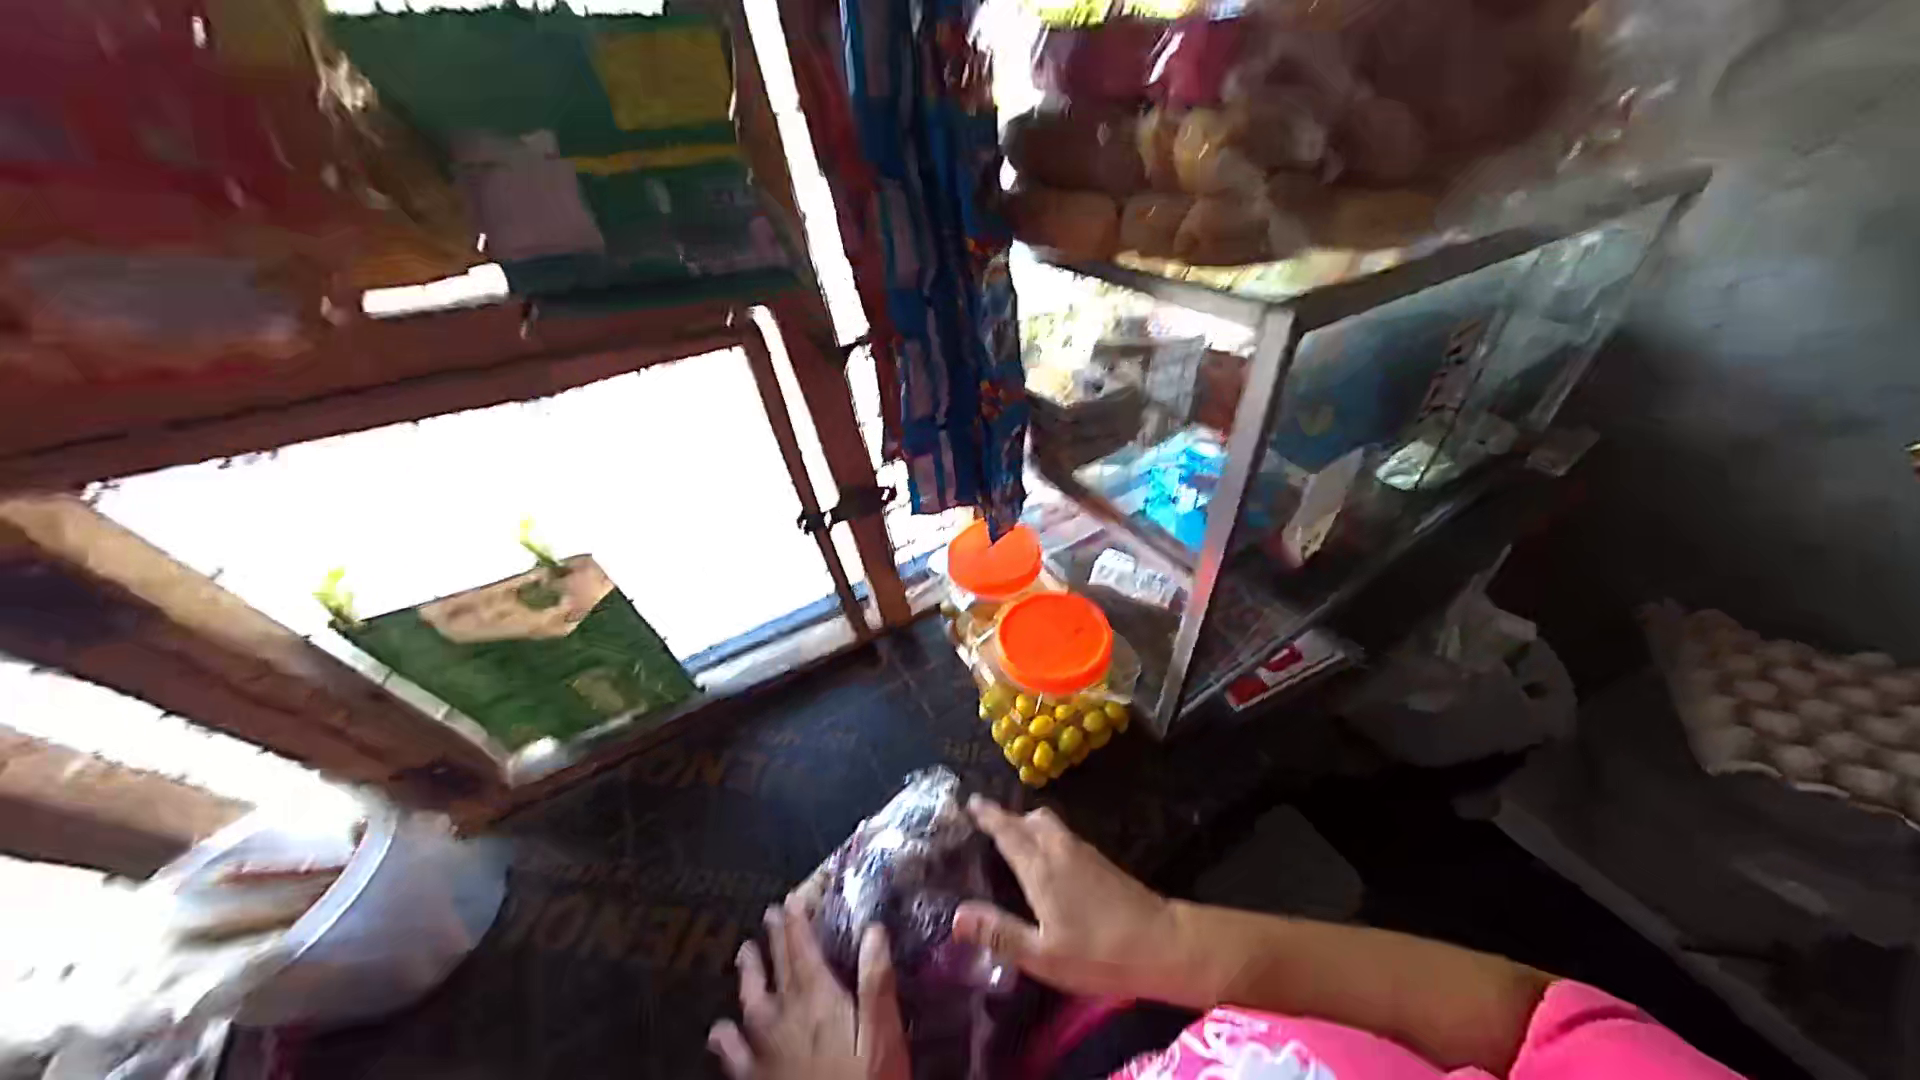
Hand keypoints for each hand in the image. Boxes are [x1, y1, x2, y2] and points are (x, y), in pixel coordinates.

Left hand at [708, 900, 910, 1079]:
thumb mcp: (883, 1035)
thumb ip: (876, 982)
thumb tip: (873, 930)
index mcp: (817, 1001)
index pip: (803, 951)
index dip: (796, 923)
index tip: (790, 899)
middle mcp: (785, 1018)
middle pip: (777, 970)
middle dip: (774, 939)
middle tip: (769, 914)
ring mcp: (764, 1053)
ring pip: (750, 1004)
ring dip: (748, 975)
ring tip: (743, 953)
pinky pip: (733, 1057)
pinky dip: (725, 1041)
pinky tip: (718, 1032)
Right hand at [951, 796, 1191, 1002]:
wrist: (1161, 944)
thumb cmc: (1098, 952)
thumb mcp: (1042, 954)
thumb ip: (999, 933)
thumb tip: (956, 915)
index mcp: (1040, 866)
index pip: (1007, 830)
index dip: (987, 814)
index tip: (969, 801)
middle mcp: (1059, 849)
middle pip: (1028, 819)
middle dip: (1006, 817)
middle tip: (986, 824)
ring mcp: (1082, 852)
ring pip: (1047, 824)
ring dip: (1027, 825)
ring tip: (1012, 840)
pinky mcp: (1099, 861)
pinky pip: (1061, 835)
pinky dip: (1044, 836)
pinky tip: (1045, 861)